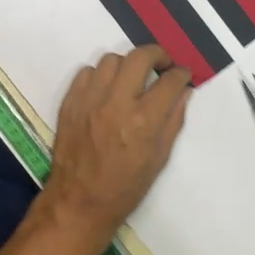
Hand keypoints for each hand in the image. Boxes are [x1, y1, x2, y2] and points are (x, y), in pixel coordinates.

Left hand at [34, 45, 191, 245]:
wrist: (80, 200)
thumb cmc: (125, 187)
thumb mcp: (159, 158)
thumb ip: (173, 120)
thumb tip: (184, 90)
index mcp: (143, 121)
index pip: (169, 81)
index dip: (181, 73)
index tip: (183, 73)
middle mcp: (116, 103)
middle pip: (139, 57)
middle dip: (156, 54)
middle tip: (161, 64)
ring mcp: (89, 100)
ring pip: (110, 60)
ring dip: (126, 64)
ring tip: (131, 78)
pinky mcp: (70, 102)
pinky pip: (86, 72)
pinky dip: (100, 76)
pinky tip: (106, 89)